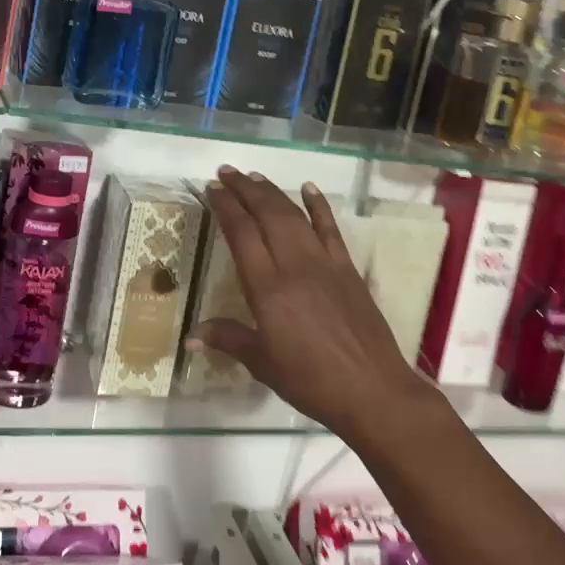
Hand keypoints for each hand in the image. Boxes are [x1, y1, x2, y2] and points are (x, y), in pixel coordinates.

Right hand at [190, 166, 438, 442]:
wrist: (372, 391)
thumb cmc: (311, 381)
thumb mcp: (263, 363)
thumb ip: (228, 339)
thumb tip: (191, 335)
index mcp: (268, 288)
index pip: (241, 234)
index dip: (225, 207)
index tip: (212, 189)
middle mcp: (294, 266)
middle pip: (266, 215)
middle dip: (244, 190)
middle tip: (226, 173)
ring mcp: (324, 263)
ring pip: (294, 215)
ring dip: (273, 192)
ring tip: (254, 177)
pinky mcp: (348, 268)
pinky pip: (330, 228)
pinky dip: (319, 205)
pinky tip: (309, 188)